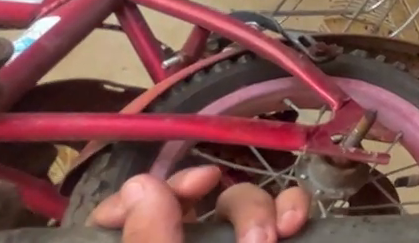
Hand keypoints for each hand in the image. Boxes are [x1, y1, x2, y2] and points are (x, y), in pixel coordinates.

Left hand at [88, 166, 310, 242]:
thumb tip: (143, 181)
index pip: (122, 211)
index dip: (144, 194)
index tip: (182, 192)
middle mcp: (180, 240)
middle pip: (196, 198)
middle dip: (232, 206)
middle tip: (247, 229)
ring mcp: (227, 241)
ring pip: (243, 199)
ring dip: (265, 209)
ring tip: (279, 234)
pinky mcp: (270, 234)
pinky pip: (283, 205)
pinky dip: (294, 205)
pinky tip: (296, 223)